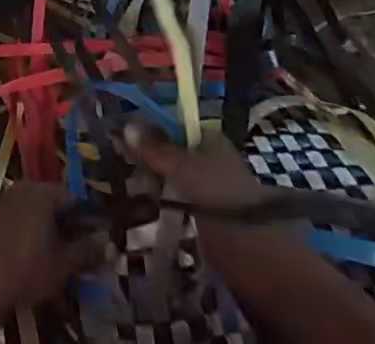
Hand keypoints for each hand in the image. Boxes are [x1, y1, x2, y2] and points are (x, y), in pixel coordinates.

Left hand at [0, 182, 108, 308]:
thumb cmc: (28, 269)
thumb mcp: (63, 263)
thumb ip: (87, 249)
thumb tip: (109, 243)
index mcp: (42, 193)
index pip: (72, 198)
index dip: (86, 218)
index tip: (95, 238)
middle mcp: (23, 188)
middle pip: (53, 199)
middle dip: (67, 220)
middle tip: (78, 246)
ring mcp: (6, 198)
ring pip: (36, 206)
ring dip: (48, 223)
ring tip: (59, 249)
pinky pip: (20, 212)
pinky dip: (30, 224)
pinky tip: (34, 247)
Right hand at [120, 123, 265, 211]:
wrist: (253, 251)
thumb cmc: (219, 195)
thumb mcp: (182, 166)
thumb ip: (154, 148)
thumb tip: (125, 127)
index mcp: (208, 138)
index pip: (173, 122)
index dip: (149, 125)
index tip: (124, 131)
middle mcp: (208, 156)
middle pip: (170, 147)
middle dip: (147, 152)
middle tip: (121, 157)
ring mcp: (207, 184)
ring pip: (171, 172)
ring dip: (151, 175)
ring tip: (128, 179)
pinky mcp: (204, 209)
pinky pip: (175, 195)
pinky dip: (160, 196)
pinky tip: (143, 198)